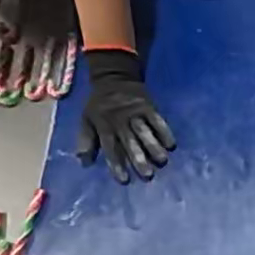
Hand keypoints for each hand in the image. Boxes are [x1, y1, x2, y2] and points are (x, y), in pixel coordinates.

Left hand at [76, 49, 175, 182]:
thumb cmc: (100, 104)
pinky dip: (165, 131)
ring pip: (145, 131)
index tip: (124, 179)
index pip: (110, 147)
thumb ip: (86, 140)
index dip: (116, 163)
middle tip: (147, 174)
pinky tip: (171, 145)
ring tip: (162, 161)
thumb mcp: (87, 119)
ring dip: (153, 146)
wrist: (114, 75)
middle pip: (130, 141)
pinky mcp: (148, 106)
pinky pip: (158, 120)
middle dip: (138, 157)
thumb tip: (84, 162)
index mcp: (104, 125)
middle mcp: (120, 120)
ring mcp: (136, 112)